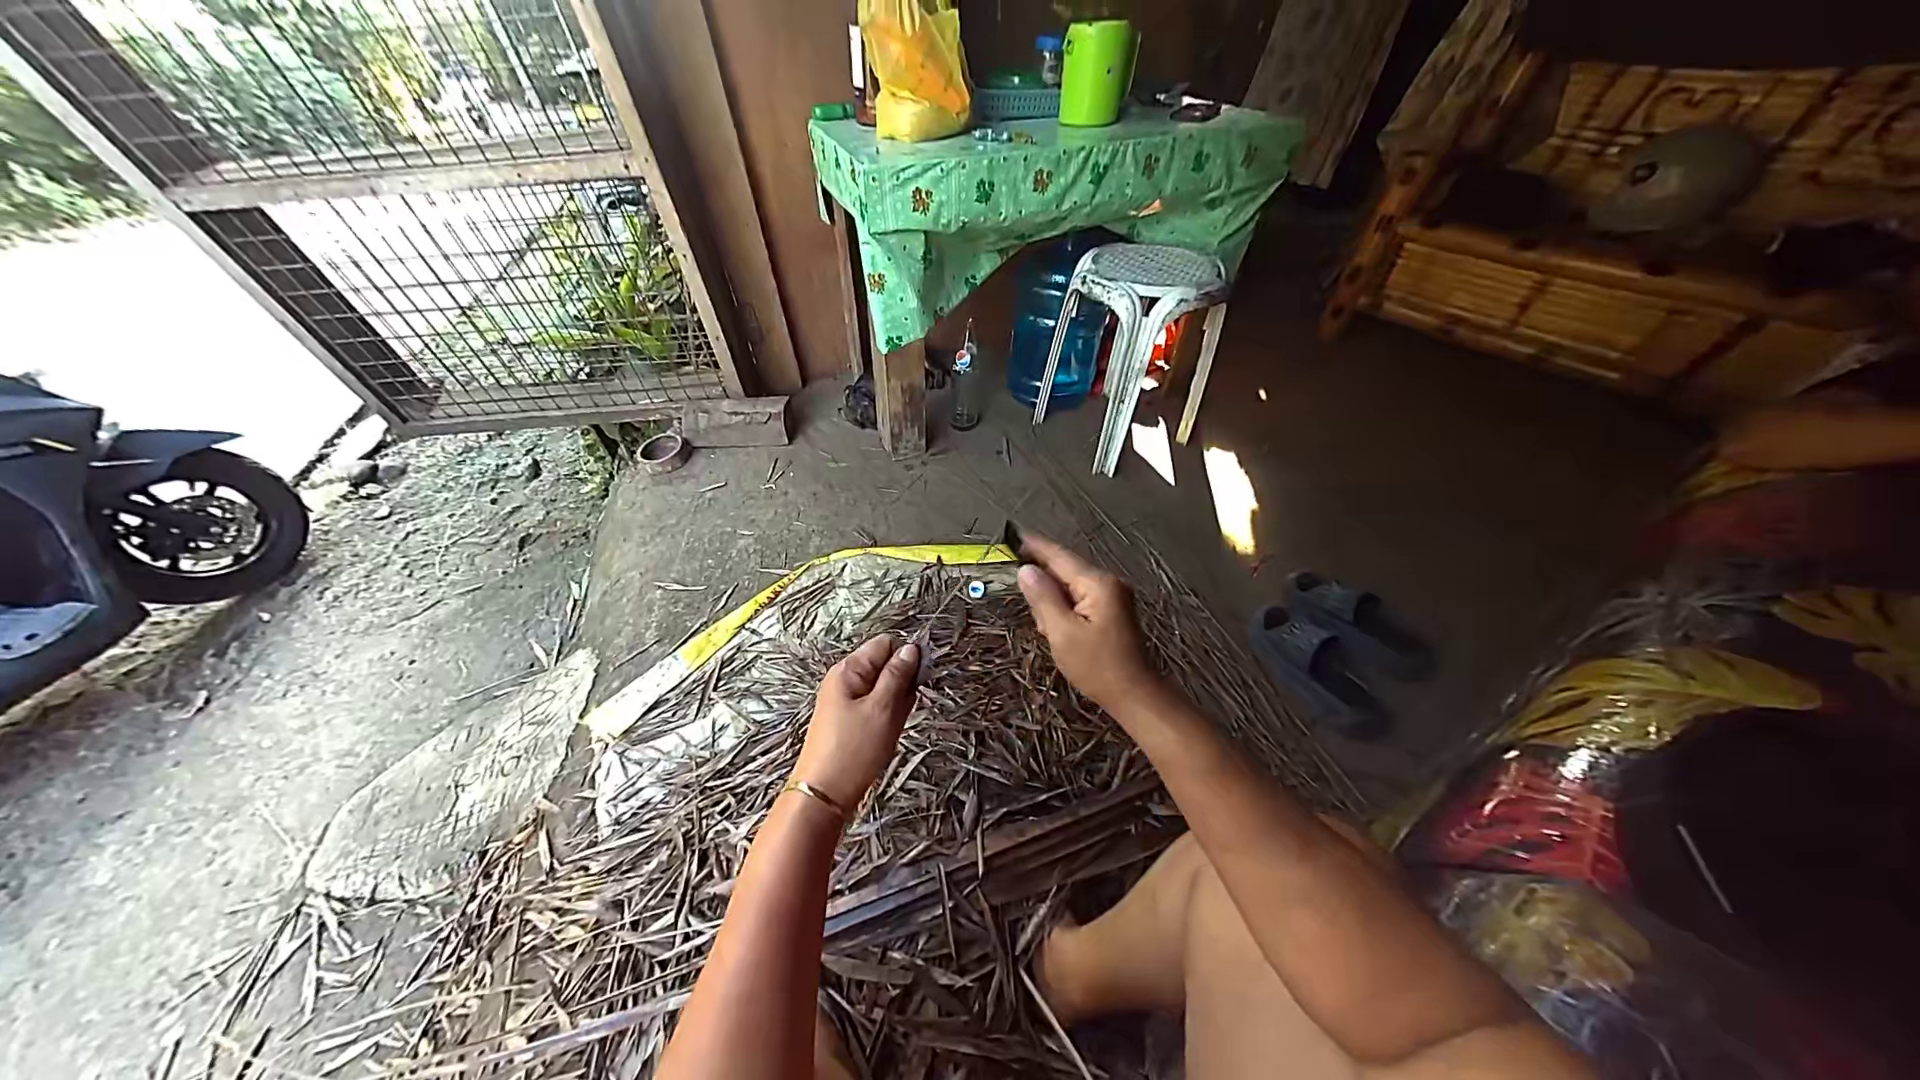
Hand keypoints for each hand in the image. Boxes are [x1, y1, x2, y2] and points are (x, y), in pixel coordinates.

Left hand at [794, 633, 920, 811]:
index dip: (906, 657)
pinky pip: (878, 710)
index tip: (917, 679)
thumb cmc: (852, 752)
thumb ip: (898, 675)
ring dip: (896, 705)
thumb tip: (911, 649)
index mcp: (848, 670)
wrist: (824, 797)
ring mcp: (847, 702)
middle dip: (902, 685)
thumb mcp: (883, 708)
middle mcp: (845, 681)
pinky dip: (888, 719)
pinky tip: (886, 736)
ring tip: (891, 727)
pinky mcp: (850, 722)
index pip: (885, 644)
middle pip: (885, 666)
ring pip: (884, 691)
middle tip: (901, 710)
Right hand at [1015, 534, 1158, 709]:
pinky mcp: (1111, 610)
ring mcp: (1112, 596)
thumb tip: (1026, 570)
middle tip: (1037, 619)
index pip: (1059, 556)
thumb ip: (1043, 598)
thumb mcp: (1062, 633)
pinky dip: (1064, 612)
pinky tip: (1061, 633)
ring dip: (1053, 604)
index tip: (1013, 535)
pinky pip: (1079, 600)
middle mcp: (1108, 583)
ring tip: (1051, 633)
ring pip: (1070, 587)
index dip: (1034, 547)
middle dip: (1043, 588)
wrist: (1135, 695)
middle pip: (1064, 571)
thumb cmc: (1097, 666)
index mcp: (1098, 583)